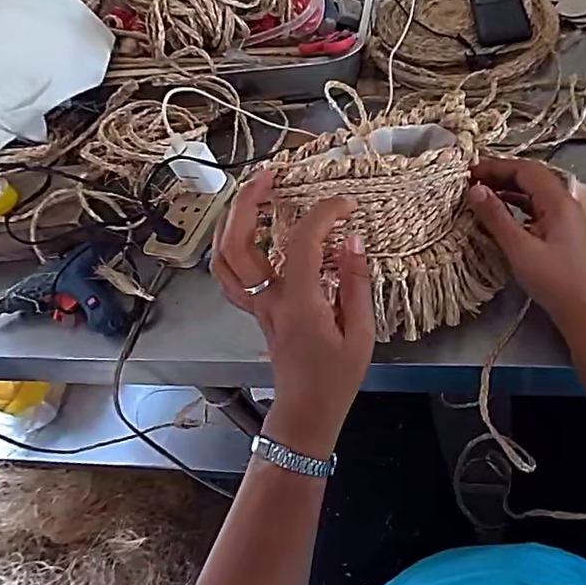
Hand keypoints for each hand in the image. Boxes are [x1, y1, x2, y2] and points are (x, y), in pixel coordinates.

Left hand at [211, 169, 373, 455]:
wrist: (307, 409)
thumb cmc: (337, 377)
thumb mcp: (361, 332)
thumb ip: (355, 283)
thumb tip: (352, 240)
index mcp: (297, 303)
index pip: (301, 242)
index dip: (323, 214)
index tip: (346, 205)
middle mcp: (267, 299)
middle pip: (238, 242)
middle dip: (249, 201)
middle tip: (272, 175)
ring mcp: (255, 304)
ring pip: (224, 256)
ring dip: (233, 218)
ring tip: (253, 192)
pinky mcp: (254, 309)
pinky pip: (229, 273)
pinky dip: (230, 245)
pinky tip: (246, 229)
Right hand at [466, 157, 585, 319]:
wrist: (580, 307)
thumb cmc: (551, 279)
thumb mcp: (519, 248)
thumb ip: (496, 217)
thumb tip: (475, 189)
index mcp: (558, 201)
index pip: (525, 170)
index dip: (496, 167)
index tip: (470, 172)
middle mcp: (564, 202)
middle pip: (531, 176)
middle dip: (501, 174)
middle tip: (472, 180)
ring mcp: (564, 215)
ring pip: (533, 191)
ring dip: (508, 188)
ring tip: (481, 192)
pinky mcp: (560, 229)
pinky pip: (536, 206)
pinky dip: (516, 203)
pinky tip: (500, 210)